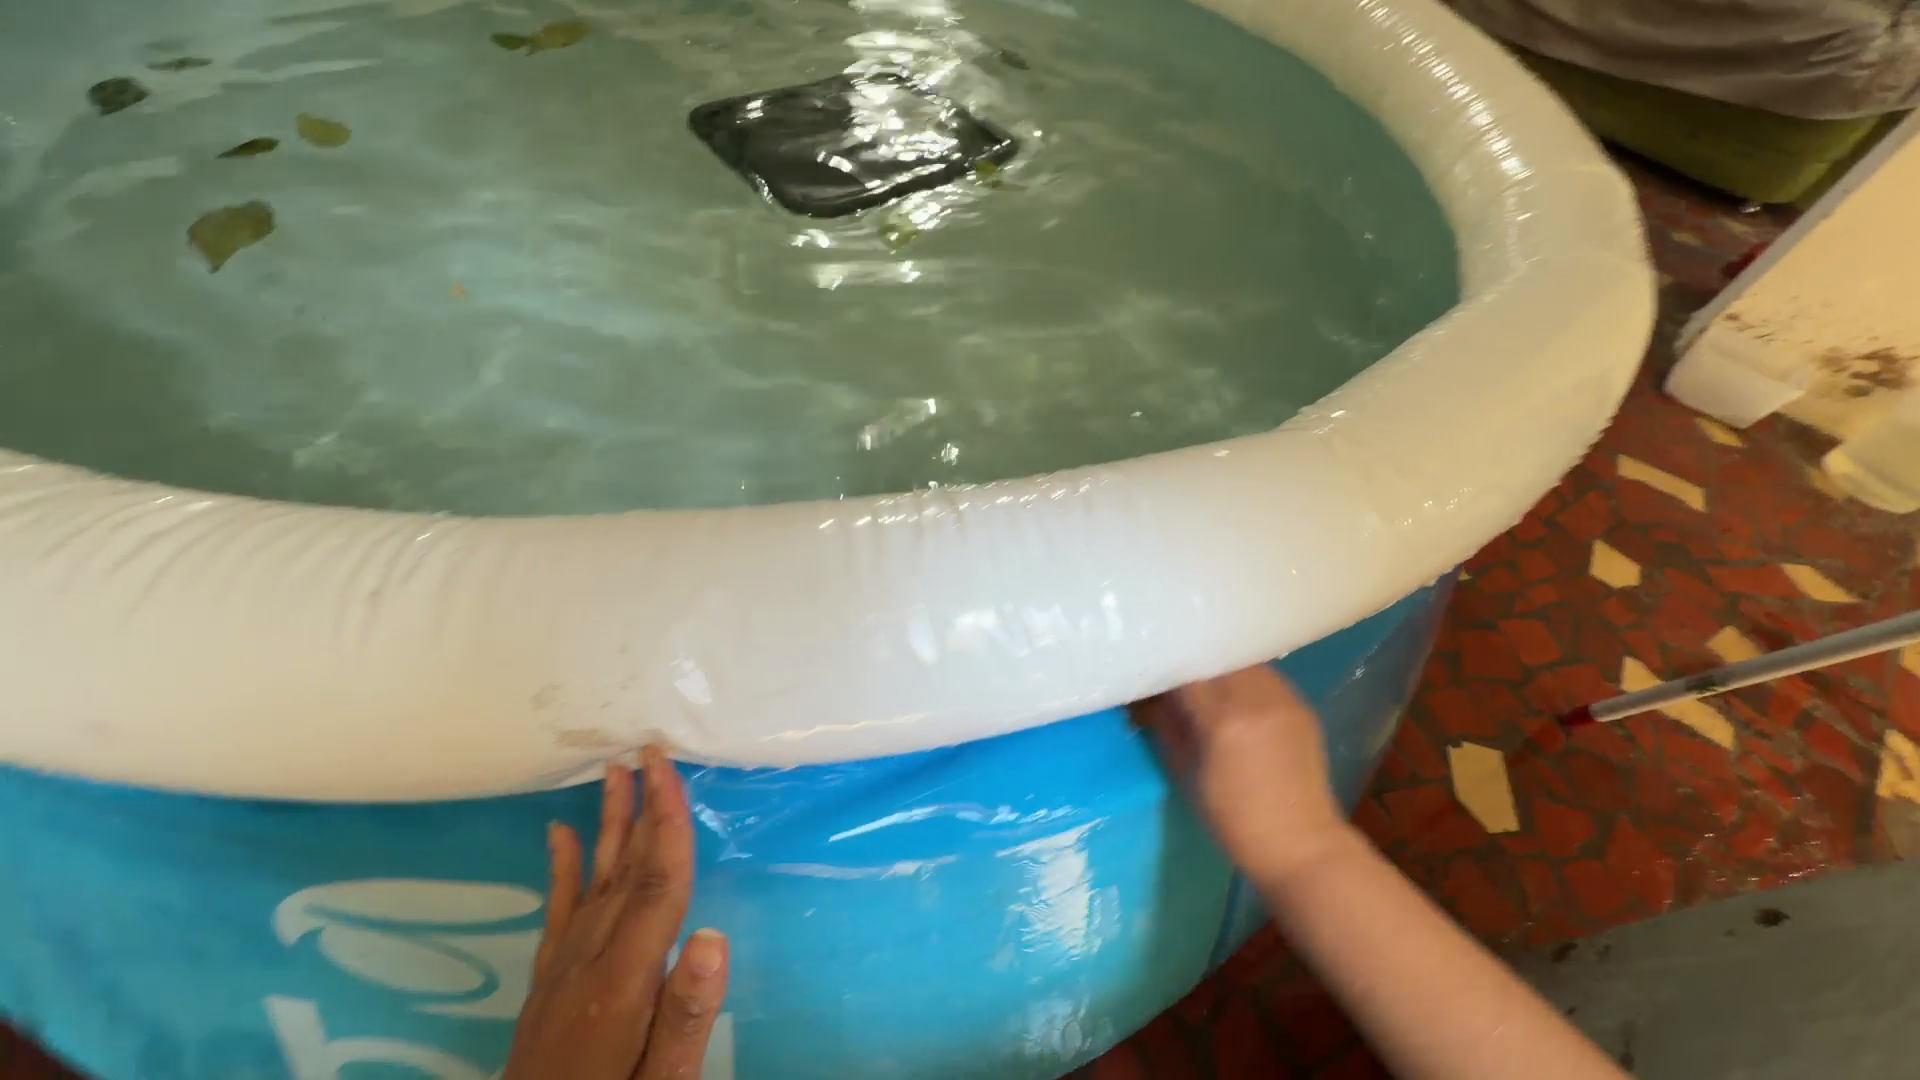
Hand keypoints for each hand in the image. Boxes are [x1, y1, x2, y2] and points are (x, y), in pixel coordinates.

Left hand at [504, 747, 728, 1079]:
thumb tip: (714, 935)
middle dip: (642, 804)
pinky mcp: (549, 981)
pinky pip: (558, 911)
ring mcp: (564, 967)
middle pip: (624, 867)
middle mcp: (590, 959)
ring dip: (607, 821)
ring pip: (593, 877)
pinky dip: (562, 867)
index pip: (656, 883)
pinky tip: (561, 834)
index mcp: (626, 979)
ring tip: (613, 772)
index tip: (669, 769)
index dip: (667, 821)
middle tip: (648, 748)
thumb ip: (688, 1013)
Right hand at [1136, 665, 1350, 885]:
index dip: (1162, 671)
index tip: (1147, 679)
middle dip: (1190, 665)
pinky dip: (1244, 681)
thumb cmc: (1231, 818)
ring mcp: (1284, 699)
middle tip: (1174, 681)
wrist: (1300, 843)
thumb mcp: (1184, 772)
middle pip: (1213, 658)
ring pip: (1241, 662)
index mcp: (1221, 719)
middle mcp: (1255, 699)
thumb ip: (1165, 725)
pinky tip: (1236, 701)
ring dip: (1219, 669)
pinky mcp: (1301, 705)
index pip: (1183, 671)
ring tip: (1205, 687)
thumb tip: (1147, 698)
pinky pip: (1265, 677)